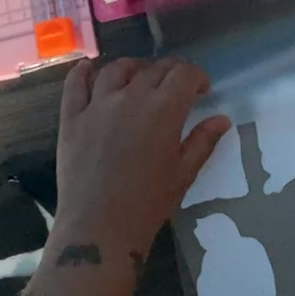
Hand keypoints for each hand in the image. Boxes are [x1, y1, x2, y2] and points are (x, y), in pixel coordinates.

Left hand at [54, 57, 232, 251]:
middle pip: (155, 68)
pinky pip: (76, 85)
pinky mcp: (72, 118)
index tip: (202, 89)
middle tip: (177, 86)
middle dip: (172, 72)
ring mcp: (97, 105)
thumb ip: (203, 141)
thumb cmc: (149, 203)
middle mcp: (131, 97)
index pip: (184, 74)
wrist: (99, 228)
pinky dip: (83, 73)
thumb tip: (222, 119)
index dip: (197, 76)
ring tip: (140, 77)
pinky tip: (88, 69)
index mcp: (164, 110)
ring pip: (117, 69)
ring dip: (134, 67)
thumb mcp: (184, 173)